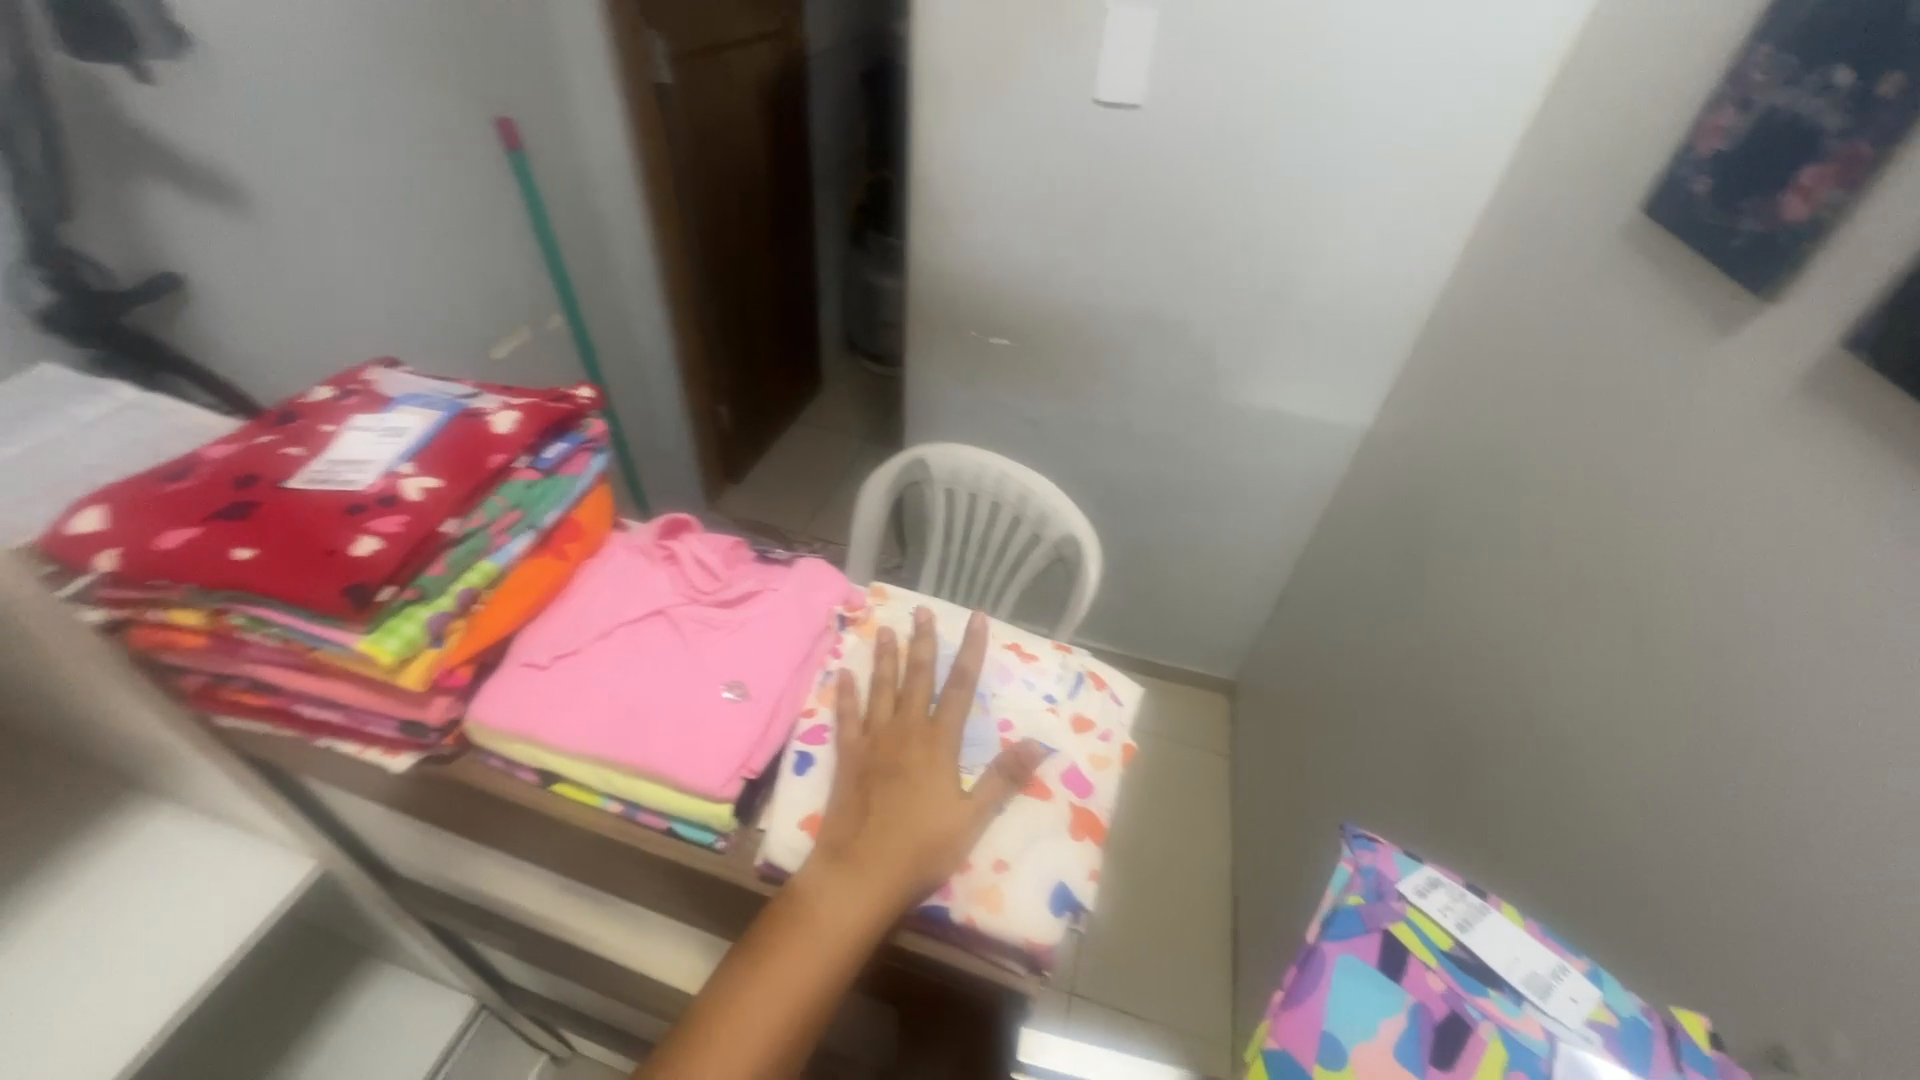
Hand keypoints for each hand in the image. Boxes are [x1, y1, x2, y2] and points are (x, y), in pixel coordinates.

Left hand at [801, 607, 1045, 917]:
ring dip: (883, 658)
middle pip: (917, 677)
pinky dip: (845, 694)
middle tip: (920, 610)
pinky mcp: (847, 757)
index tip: (975, 619)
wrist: (860, 872)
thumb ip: (1003, 778)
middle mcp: (905, 732)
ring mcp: (872, 742)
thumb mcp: (973, 819)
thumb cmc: (922, 849)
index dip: (970, 651)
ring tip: (884, 629)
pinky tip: (842, 674)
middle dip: (922, 642)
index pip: (960, 687)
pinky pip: (846, 717)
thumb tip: (1039, 744)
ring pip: (880, 689)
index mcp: (938, 743)